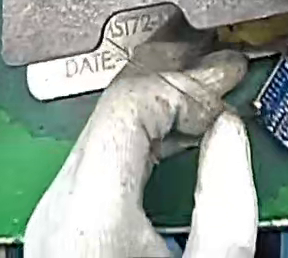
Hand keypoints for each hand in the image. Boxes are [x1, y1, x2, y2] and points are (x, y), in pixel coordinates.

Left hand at [25, 50, 256, 257]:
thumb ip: (225, 201)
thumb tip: (229, 130)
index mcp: (86, 210)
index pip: (133, 100)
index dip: (188, 85)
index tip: (229, 94)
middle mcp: (61, 201)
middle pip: (117, 102)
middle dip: (178, 75)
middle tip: (224, 62)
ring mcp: (58, 212)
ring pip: (112, 122)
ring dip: (166, 98)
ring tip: (210, 84)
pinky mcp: (67, 226)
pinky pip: (109, 153)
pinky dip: (151, 131)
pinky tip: (183, 128)